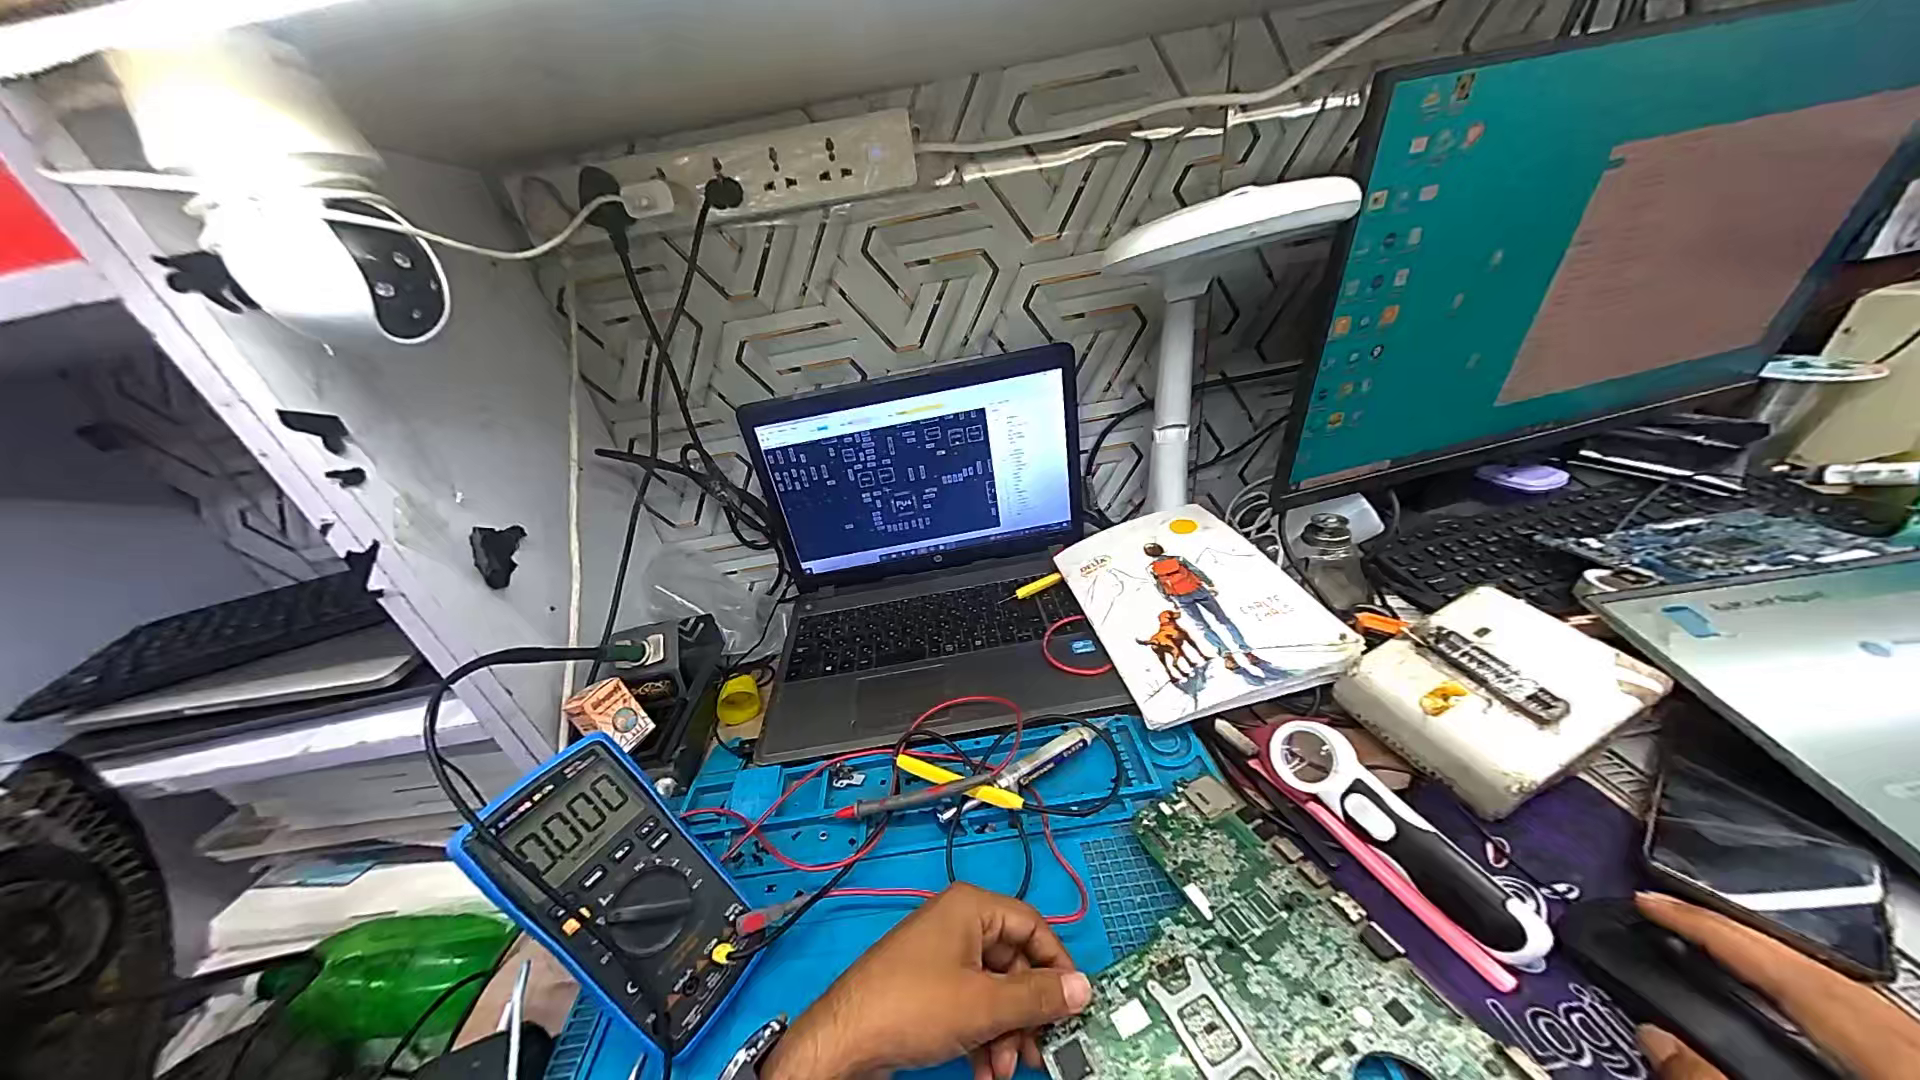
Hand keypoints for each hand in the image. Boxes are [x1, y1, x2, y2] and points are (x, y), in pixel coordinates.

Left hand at [761, 883, 1092, 1079]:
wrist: (847, 1038)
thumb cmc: (914, 1005)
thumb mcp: (985, 1003)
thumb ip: (1037, 996)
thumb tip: (1082, 987)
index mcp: (972, 906)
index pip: (1032, 925)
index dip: (1056, 964)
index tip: (1074, 1004)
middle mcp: (959, 922)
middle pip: (1014, 962)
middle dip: (1026, 1011)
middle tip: (1038, 1048)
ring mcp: (943, 953)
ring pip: (994, 989)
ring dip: (1006, 1030)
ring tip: (1004, 1067)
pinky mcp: (931, 984)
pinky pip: (972, 1002)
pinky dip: (984, 1034)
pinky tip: (985, 1069)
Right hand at [1633, 892, 1919, 1079]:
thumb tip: (1658, 1040)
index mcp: (1899, 1064)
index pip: (1792, 977)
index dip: (1714, 932)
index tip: (1653, 905)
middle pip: (1834, 979)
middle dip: (1748, 938)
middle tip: (1676, 912)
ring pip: (1867, 1003)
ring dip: (1785, 968)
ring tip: (1725, 947)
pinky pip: (1888, 1033)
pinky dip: (1828, 1007)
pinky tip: (1801, 1013)